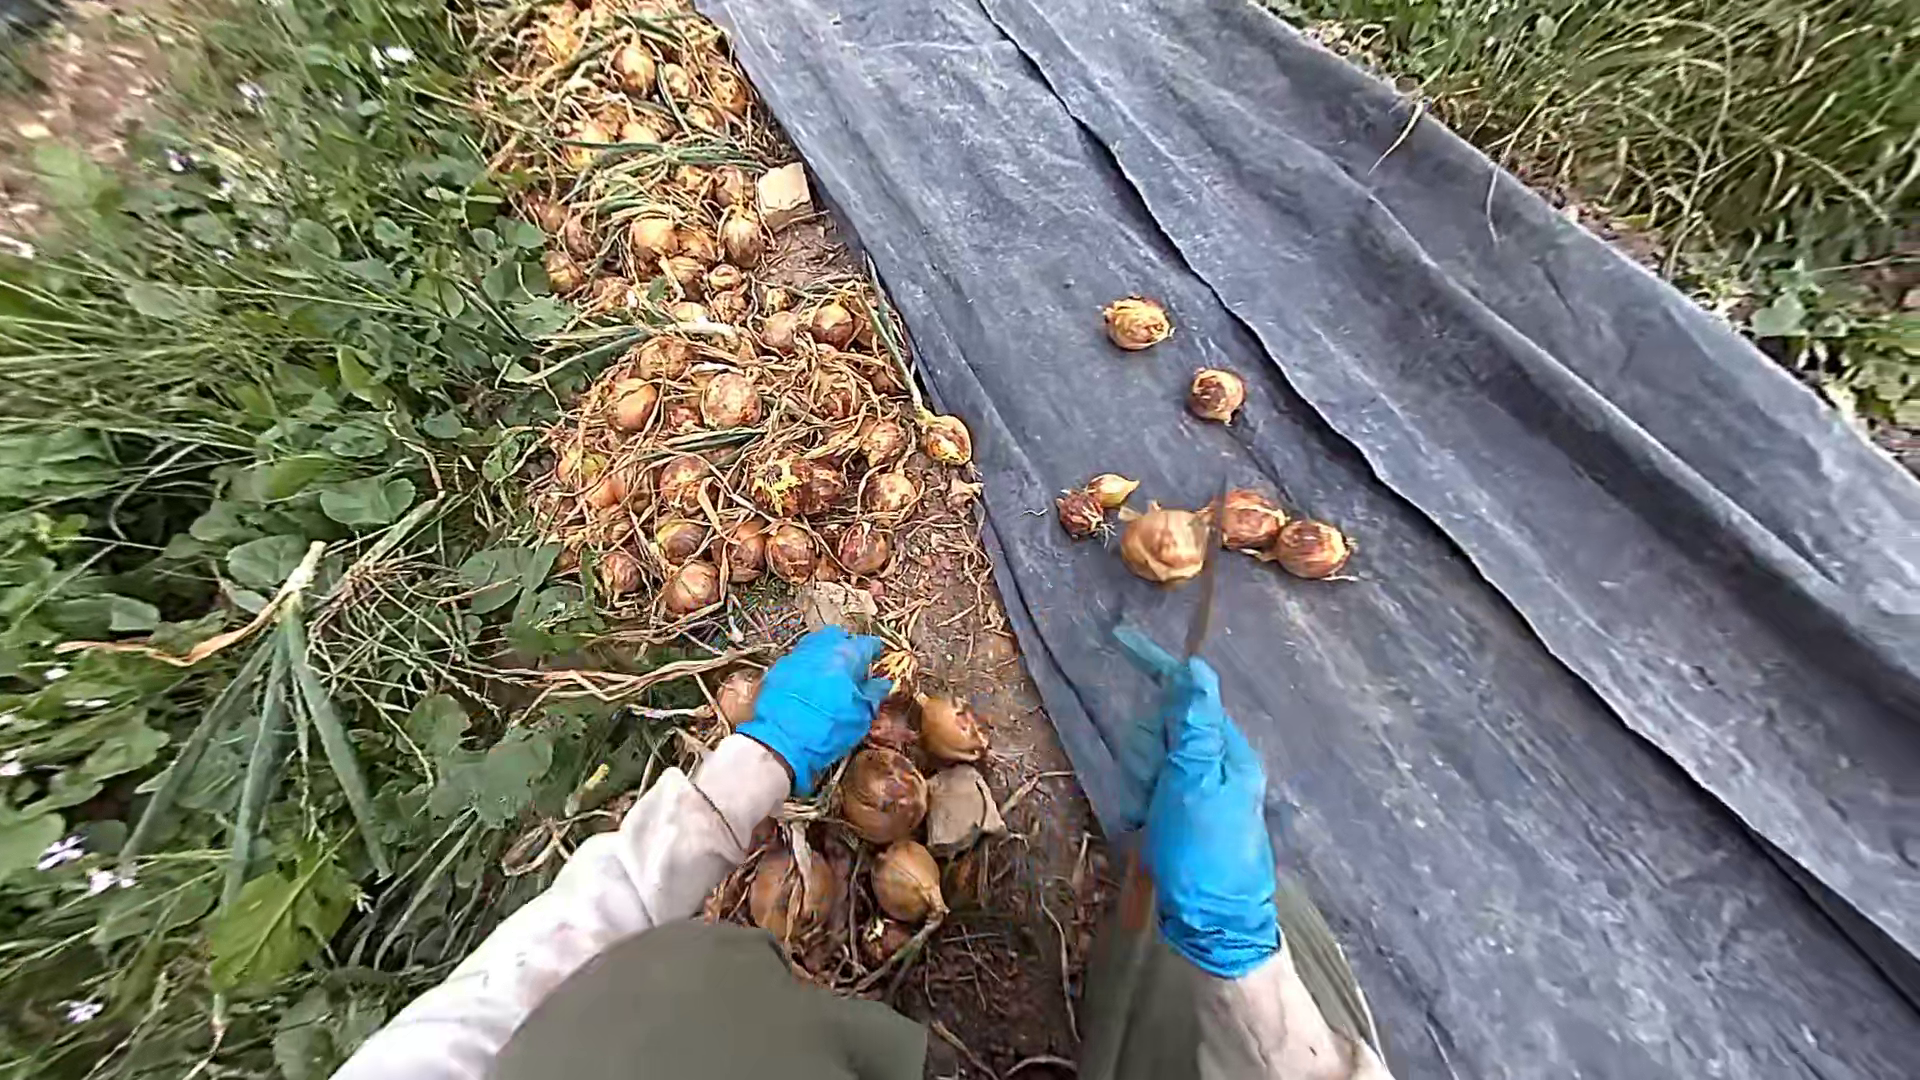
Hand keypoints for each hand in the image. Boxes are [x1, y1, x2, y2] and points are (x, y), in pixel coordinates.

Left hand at [738, 627, 891, 794]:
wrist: (779, 743)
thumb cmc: (825, 730)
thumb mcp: (860, 716)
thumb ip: (874, 694)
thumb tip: (882, 683)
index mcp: (845, 655)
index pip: (866, 643)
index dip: (874, 651)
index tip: (875, 657)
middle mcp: (821, 648)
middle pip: (838, 636)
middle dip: (847, 646)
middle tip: (853, 665)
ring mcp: (796, 656)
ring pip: (816, 644)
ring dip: (826, 654)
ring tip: (831, 673)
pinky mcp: (777, 669)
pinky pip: (798, 659)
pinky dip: (807, 666)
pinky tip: (809, 683)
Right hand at [1144, 658, 1278, 977]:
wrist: (1208, 923)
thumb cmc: (1206, 850)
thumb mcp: (1196, 783)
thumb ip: (1193, 724)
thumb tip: (1196, 667)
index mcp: (1224, 749)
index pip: (1186, 692)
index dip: (1154, 665)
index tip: (1120, 637)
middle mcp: (1208, 760)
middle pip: (1157, 724)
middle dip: (1146, 751)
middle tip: (1153, 787)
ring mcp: (1188, 784)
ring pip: (1143, 752)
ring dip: (1139, 779)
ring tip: (1150, 812)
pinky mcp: (1170, 803)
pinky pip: (1140, 780)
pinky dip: (1136, 797)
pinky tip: (1144, 821)